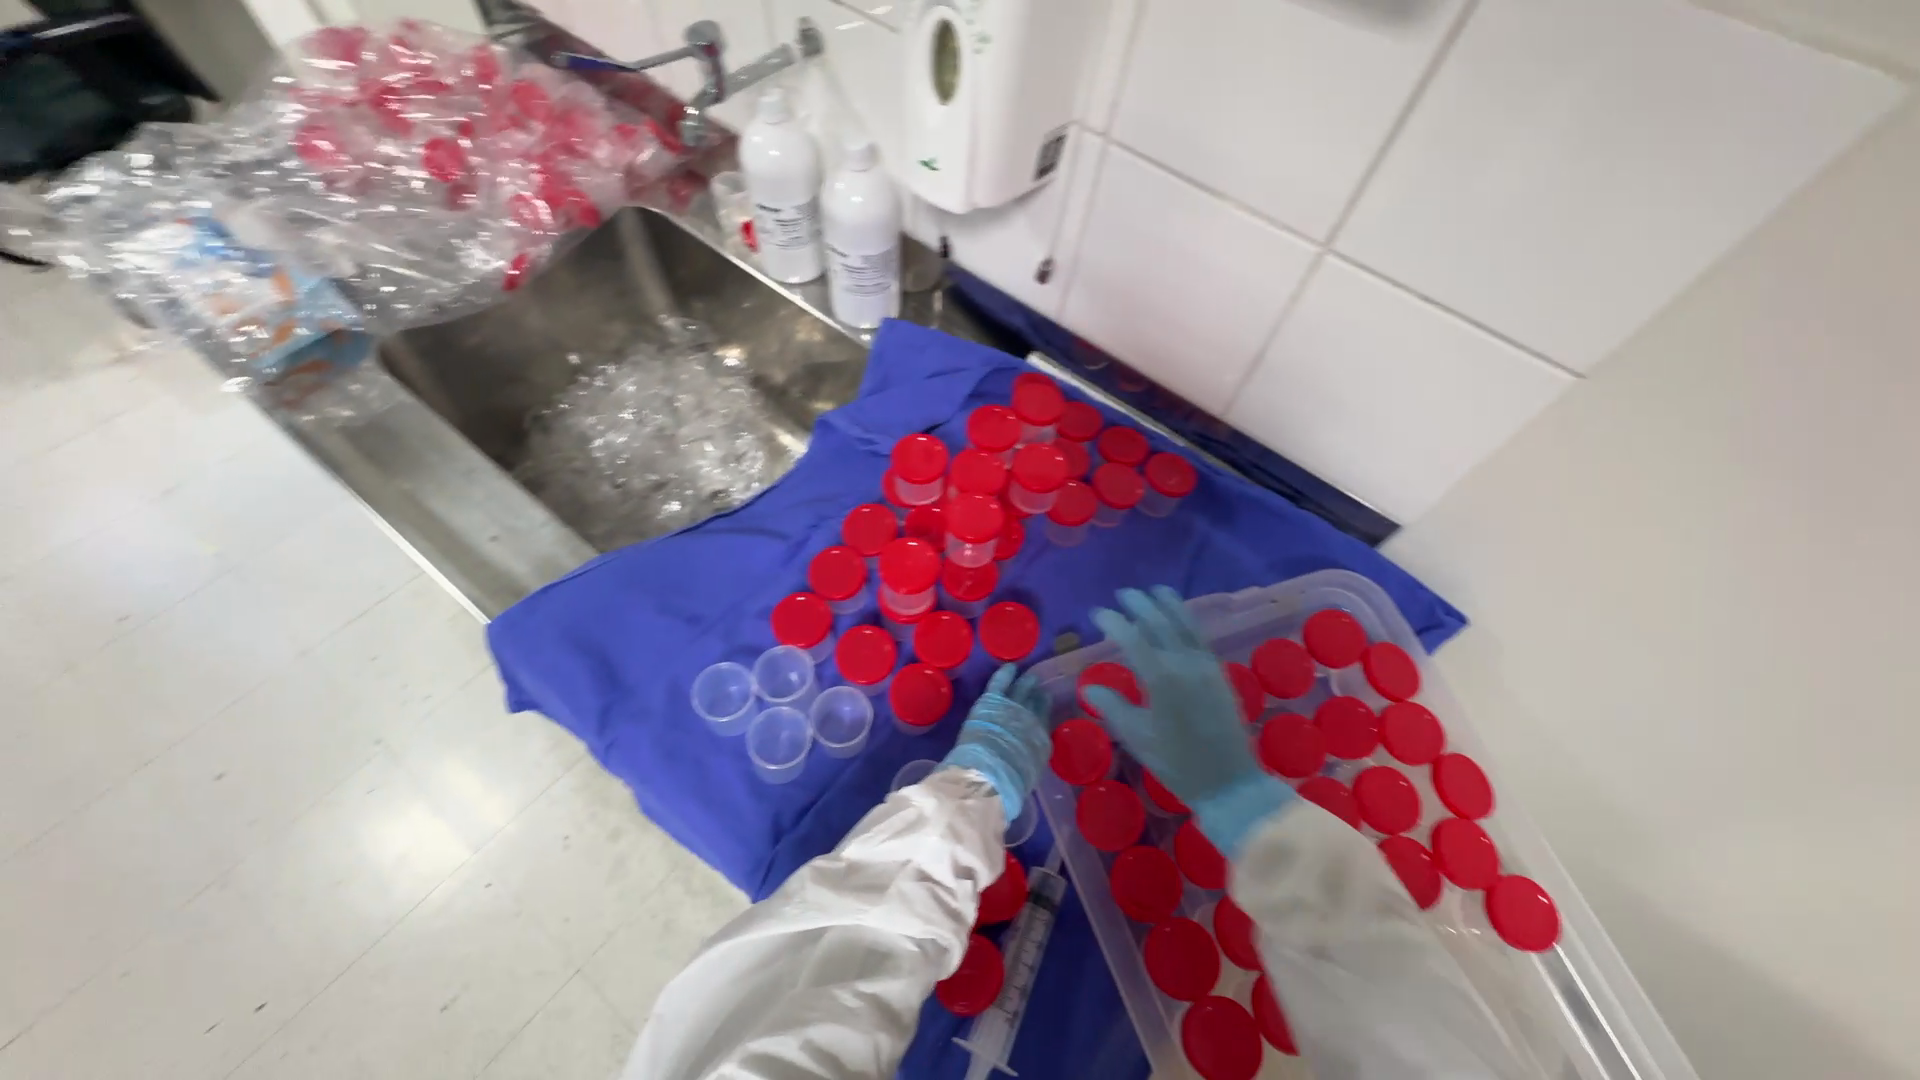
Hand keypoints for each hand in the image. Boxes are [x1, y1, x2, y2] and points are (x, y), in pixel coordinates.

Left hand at [942, 663, 1051, 823]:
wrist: (991, 775)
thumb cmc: (1007, 786)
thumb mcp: (1026, 778)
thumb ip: (1027, 766)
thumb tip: (1023, 767)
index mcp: (1041, 744)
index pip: (1044, 724)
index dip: (1043, 714)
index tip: (1045, 706)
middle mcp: (1032, 722)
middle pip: (1035, 705)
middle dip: (1037, 695)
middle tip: (1039, 686)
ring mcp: (1012, 709)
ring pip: (1020, 691)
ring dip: (1025, 682)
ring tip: (1030, 676)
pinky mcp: (992, 702)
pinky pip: (1000, 683)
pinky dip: (1005, 674)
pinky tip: (1010, 667)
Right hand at [1084, 587, 1291, 855]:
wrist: (1229, 782)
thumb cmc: (1177, 763)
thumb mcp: (1137, 737)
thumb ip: (1112, 706)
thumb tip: (1089, 685)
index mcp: (1160, 677)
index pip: (1131, 637)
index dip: (1112, 622)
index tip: (1097, 613)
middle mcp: (1184, 662)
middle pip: (1159, 622)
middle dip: (1140, 604)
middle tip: (1123, 594)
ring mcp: (1206, 665)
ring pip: (1185, 623)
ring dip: (1168, 604)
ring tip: (1155, 591)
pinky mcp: (1220, 672)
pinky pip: (1200, 636)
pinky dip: (1187, 620)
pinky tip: (1180, 618)